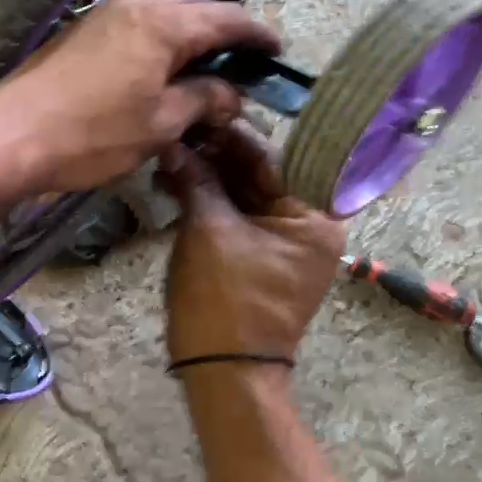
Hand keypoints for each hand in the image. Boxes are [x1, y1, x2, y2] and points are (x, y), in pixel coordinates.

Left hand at [0, 0, 280, 194]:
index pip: (226, 17)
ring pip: (158, 10)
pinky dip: (154, 37)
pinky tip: (155, 69)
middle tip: (238, 62)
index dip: (257, 34)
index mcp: (162, 23)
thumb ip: (202, 100)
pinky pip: (131, 23)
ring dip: (185, 30)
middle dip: (221, 26)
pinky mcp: (76, 33)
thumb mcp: (159, 124)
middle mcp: (133, 6)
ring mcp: (99, 16)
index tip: (277, 52)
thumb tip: (230, 93)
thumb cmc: (91, 134)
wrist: (8, 136)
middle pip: (192, 4)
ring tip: (199, 67)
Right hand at [162, 125, 345, 362]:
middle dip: (214, 155)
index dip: (229, 134)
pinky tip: (173, 182)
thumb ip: (195, 179)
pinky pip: (234, 215)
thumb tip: (173, 142)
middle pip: (258, 173)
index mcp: (314, 216)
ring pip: (242, 193)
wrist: (223, 369)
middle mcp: (306, 225)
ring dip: (205, 175)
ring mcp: (281, 243)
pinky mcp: (256, 256)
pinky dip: (206, 199)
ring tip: (167, 155)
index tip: (194, 112)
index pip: (271, 157)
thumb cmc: (224, 297)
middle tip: (174, 132)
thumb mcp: (208, 230)